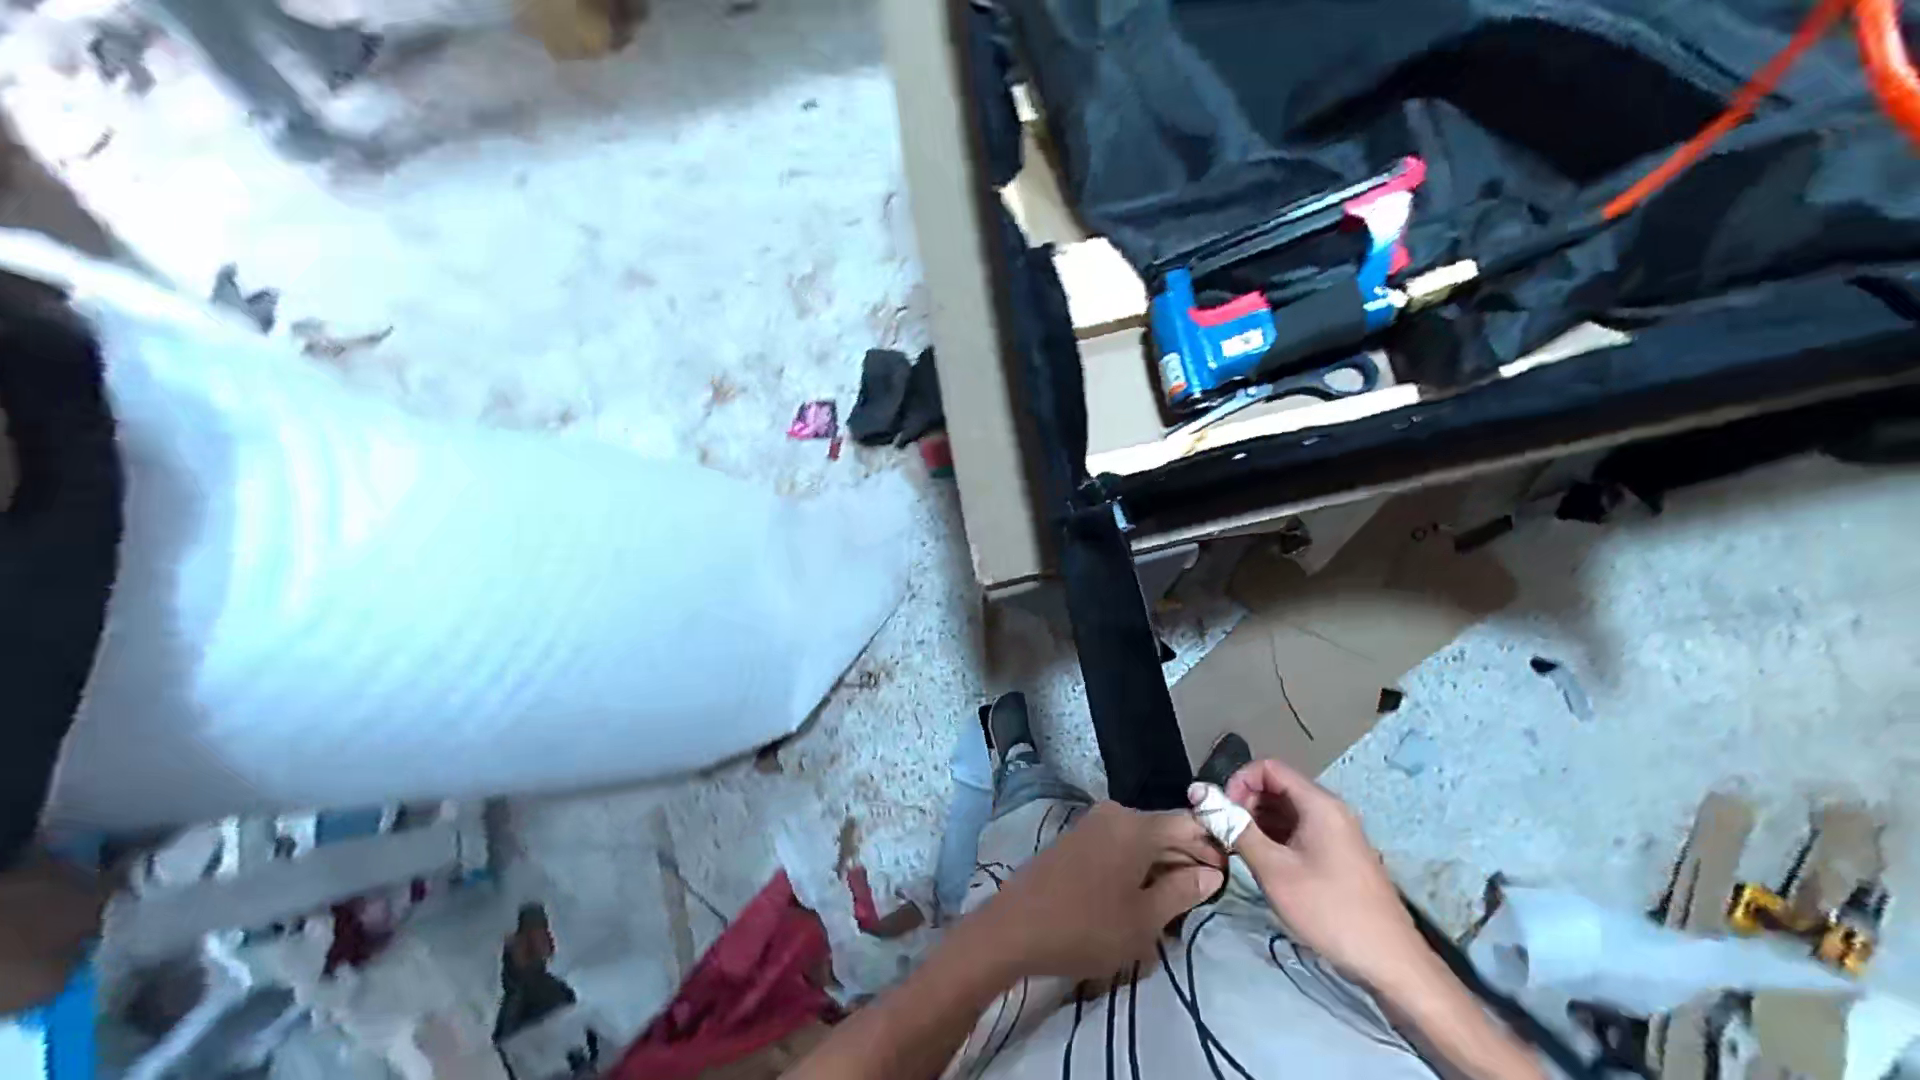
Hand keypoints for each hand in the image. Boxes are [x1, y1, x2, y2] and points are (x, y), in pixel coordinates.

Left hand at [963, 802, 1224, 981]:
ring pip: (1142, 837)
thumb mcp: (1144, 920)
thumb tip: (1211, 872)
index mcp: (1136, 825)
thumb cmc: (1087, 927)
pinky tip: (1145, 891)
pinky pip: (1120, 843)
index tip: (1229, 878)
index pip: (1189, 823)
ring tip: (1181, 899)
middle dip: (1190, 857)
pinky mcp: (1077, 838)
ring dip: (1164, 863)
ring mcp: (1092, 823)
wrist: (1015, 927)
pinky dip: (1138, 863)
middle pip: (1165, 828)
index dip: (1213, 848)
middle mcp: (1115, 814)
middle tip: (1211, 894)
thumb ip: (1182, 891)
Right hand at [1223, 759, 1429, 988]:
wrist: (1391, 963)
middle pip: (1276, 786)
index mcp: (1319, 804)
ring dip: (1257, 822)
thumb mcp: (1273, 869)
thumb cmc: (1329, 910)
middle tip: (1227, 835)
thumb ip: (1235, 828)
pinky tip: (1263, 863)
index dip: (1238, 781)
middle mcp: (1330, 810)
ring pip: (1286, 810)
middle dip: (1245, 803)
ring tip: (1240, 851)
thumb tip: (1198, 794)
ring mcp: (1337, 832)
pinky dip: (1275, 838)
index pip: (1268, 767)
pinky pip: (1298, 830)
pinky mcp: (1338, 854)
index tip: (1221, 812)